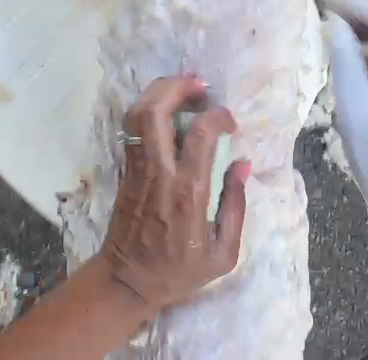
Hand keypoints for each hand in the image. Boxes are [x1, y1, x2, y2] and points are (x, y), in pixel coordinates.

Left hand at [96, 75, 250, 315]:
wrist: (128, 280)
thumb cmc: (179, 270)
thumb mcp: (223, 254)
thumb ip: (236, 206)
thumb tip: (242, 164)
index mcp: (187, 193)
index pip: (199, 135)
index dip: (217, 116)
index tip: (229, 122)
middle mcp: (158, 172)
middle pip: (156, 110)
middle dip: (178, 87)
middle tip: (200, 86)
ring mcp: (137, 167)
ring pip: (138, 113)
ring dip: (160, 91)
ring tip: (184, 88)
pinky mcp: (125, 167)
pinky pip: (132, 126)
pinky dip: (149, 106)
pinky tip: (167, 107)